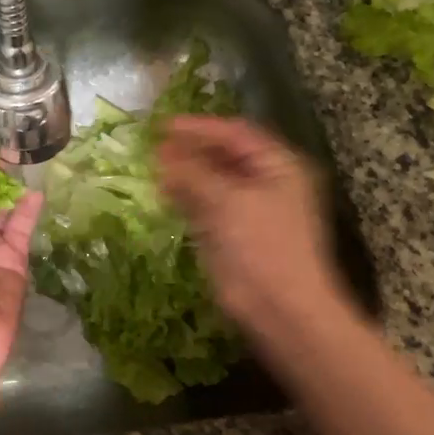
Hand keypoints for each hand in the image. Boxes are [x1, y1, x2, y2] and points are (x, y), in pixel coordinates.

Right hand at [157, 116, 344, 323]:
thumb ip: (193, 172)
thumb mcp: (228, 200)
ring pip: (211, 180)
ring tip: (152, 167)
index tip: (164, 126)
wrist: (280, 308)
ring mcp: (248, 208)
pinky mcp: (231, 232)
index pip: (235, 134)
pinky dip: (184, 196)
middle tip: (154, 147)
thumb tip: (161, 154)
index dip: (200, 128)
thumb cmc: (263, 245)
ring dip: (183, 172)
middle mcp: (266, 182)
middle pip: (222, 155)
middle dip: (189, 150)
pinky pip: (204, 205)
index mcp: (278, 166)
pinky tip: (162, 191)